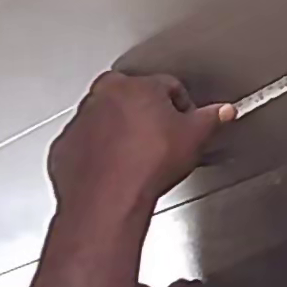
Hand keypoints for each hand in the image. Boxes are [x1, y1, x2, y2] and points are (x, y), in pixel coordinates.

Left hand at [47, 71, 233, 214]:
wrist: (109, 201)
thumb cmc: (148, 164)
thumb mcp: (196, 136)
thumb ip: (212, 117)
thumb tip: (223, 111)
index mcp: (136, 87)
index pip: (168, 85)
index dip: (183, 104)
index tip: (187, 119)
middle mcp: (102, 98)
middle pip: (133, 96)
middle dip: (149, 111)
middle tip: (163, 133)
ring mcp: (79, 122)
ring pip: (107, 117)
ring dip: (123, 129)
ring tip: (142, 153)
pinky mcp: (64, 147)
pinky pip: (87, 141)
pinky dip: (102, 149)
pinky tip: (120, 166)